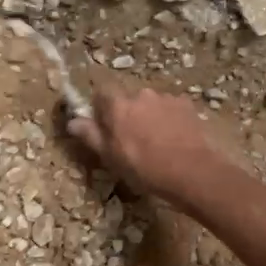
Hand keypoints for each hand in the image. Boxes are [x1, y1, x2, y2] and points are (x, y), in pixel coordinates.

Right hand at [67, 87, 222, 203]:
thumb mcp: (111, 157)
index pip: (102, 93)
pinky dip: (170, 120)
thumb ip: (91, 135)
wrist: (192, 172)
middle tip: (132, 140)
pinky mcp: (187, 106)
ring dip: (150, 117)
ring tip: (158, 142)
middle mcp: (141, 95)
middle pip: (128, 99)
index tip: (104, 126)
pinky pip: (171, 109)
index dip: (101, 108)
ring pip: (151, 104)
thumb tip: (72, 121)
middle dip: (128, 114)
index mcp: (118, 106)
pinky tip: (175, 140)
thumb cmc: (145, 168)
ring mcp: (166, 98)